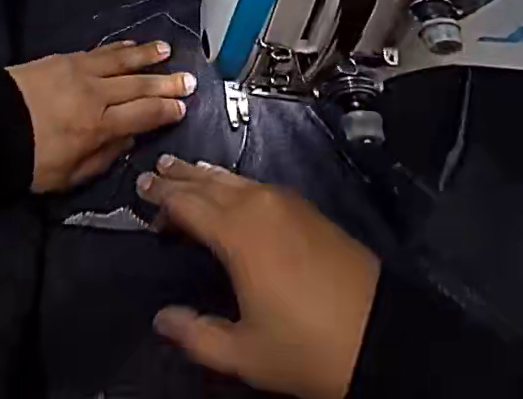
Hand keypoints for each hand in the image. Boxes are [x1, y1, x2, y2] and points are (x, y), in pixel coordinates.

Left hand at [6, 40, 195, 192]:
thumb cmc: (27, 159)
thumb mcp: (67, 175)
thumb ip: (103, 157)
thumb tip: (130, 137)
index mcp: (97, 127)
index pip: (142, 115)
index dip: (165, 111)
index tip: (183, 106)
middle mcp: (94, 95)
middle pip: (138, 86)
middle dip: (166, 83)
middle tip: (188, 79)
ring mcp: (79, 72)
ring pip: (121, 61)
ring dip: (146, 57)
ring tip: (166, 52)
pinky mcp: (64, 59)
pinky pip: (99, 51)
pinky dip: (118, 48)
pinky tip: (130, 46)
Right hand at [139, 156, 379, 398]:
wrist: (382, 331)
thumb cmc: (308, 346)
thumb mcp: (246, 353)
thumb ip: (197, 334)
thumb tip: (162, 318)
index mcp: (236, 232)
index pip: (186, 202)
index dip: (160, 196)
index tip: (140, 189)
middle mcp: (256, 204)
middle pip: (206, 181)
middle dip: (178, 176)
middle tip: (154, 172)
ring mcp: (282, 200)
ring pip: (231, 178)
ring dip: (203, 174)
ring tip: (183, 170)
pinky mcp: (302, 206)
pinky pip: (253, 183)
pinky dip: (229, 181)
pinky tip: (227, 188)